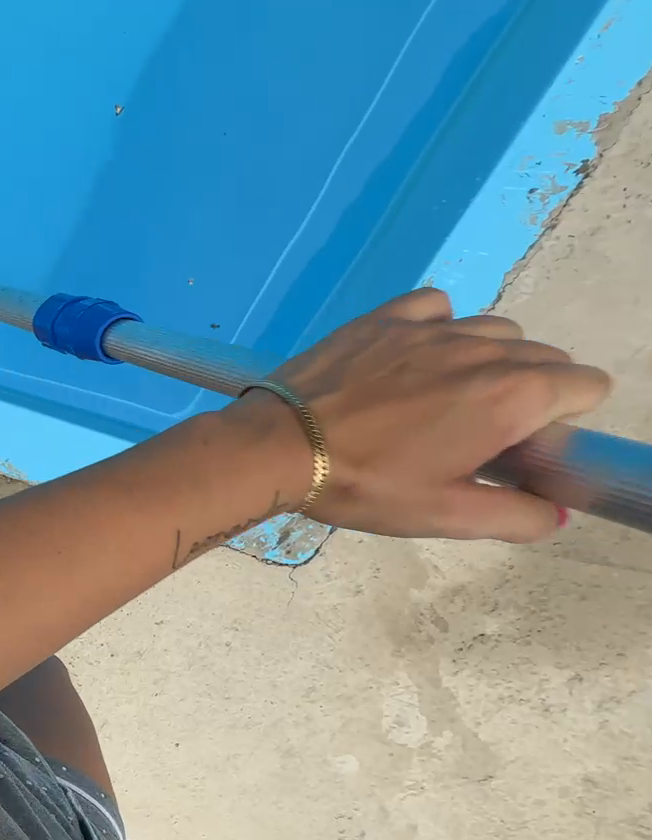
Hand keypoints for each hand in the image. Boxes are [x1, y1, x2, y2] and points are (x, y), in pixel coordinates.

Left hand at [235, 288, 611, 541]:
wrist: (272, 449)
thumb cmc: (359, 483)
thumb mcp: (442, 514)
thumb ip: (515, 515)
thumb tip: (552, 513)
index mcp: (516, 394)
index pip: (586, 387)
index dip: (554, 419)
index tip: (508, 444)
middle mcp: (483, 349)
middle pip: (540, 357)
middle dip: (520, 391)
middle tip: (460, 429)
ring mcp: (427, 329)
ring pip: (490, 330)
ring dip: (478, 359)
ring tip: (427, 398)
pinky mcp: (377, 321)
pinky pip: (431, 306)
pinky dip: (432, 325)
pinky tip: (404, 357)